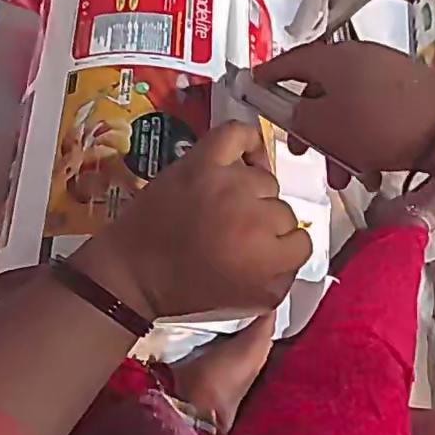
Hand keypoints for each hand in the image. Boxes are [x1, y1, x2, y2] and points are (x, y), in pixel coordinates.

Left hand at [73, 121, 310, 318]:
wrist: (132, 271)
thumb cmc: (188, 289)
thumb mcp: (248, 300)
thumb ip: (282, 280)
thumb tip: (294, 254)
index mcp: (265, 256)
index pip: (301, 242)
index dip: (282, 250)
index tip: (262, 253)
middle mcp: (252, 216)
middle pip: (283, 211)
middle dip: (264, 227)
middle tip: (236, 235)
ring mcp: (226, 183)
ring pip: (264, 179)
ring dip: (251, 194)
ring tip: (226, 207)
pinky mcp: (201, 161)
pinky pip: (238, 134)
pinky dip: (248, 142)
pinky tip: (243, 161)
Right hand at [255, 41, 434, 184]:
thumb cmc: (378, 124)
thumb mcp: (324, 125)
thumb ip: (297, 117)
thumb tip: (290, 111)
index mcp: (334, 57)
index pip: (290, 61)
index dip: (268, 76)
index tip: (254, 86)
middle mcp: (359, 57)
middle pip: (319, 89)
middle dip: (309, 126)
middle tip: (303, 150)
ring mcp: (387, 73)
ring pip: (345, 108)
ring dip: (337, 142)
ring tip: (345, 174)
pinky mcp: (408, 92)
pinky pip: (371, 114)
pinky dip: (363, 139)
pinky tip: (371, 168)